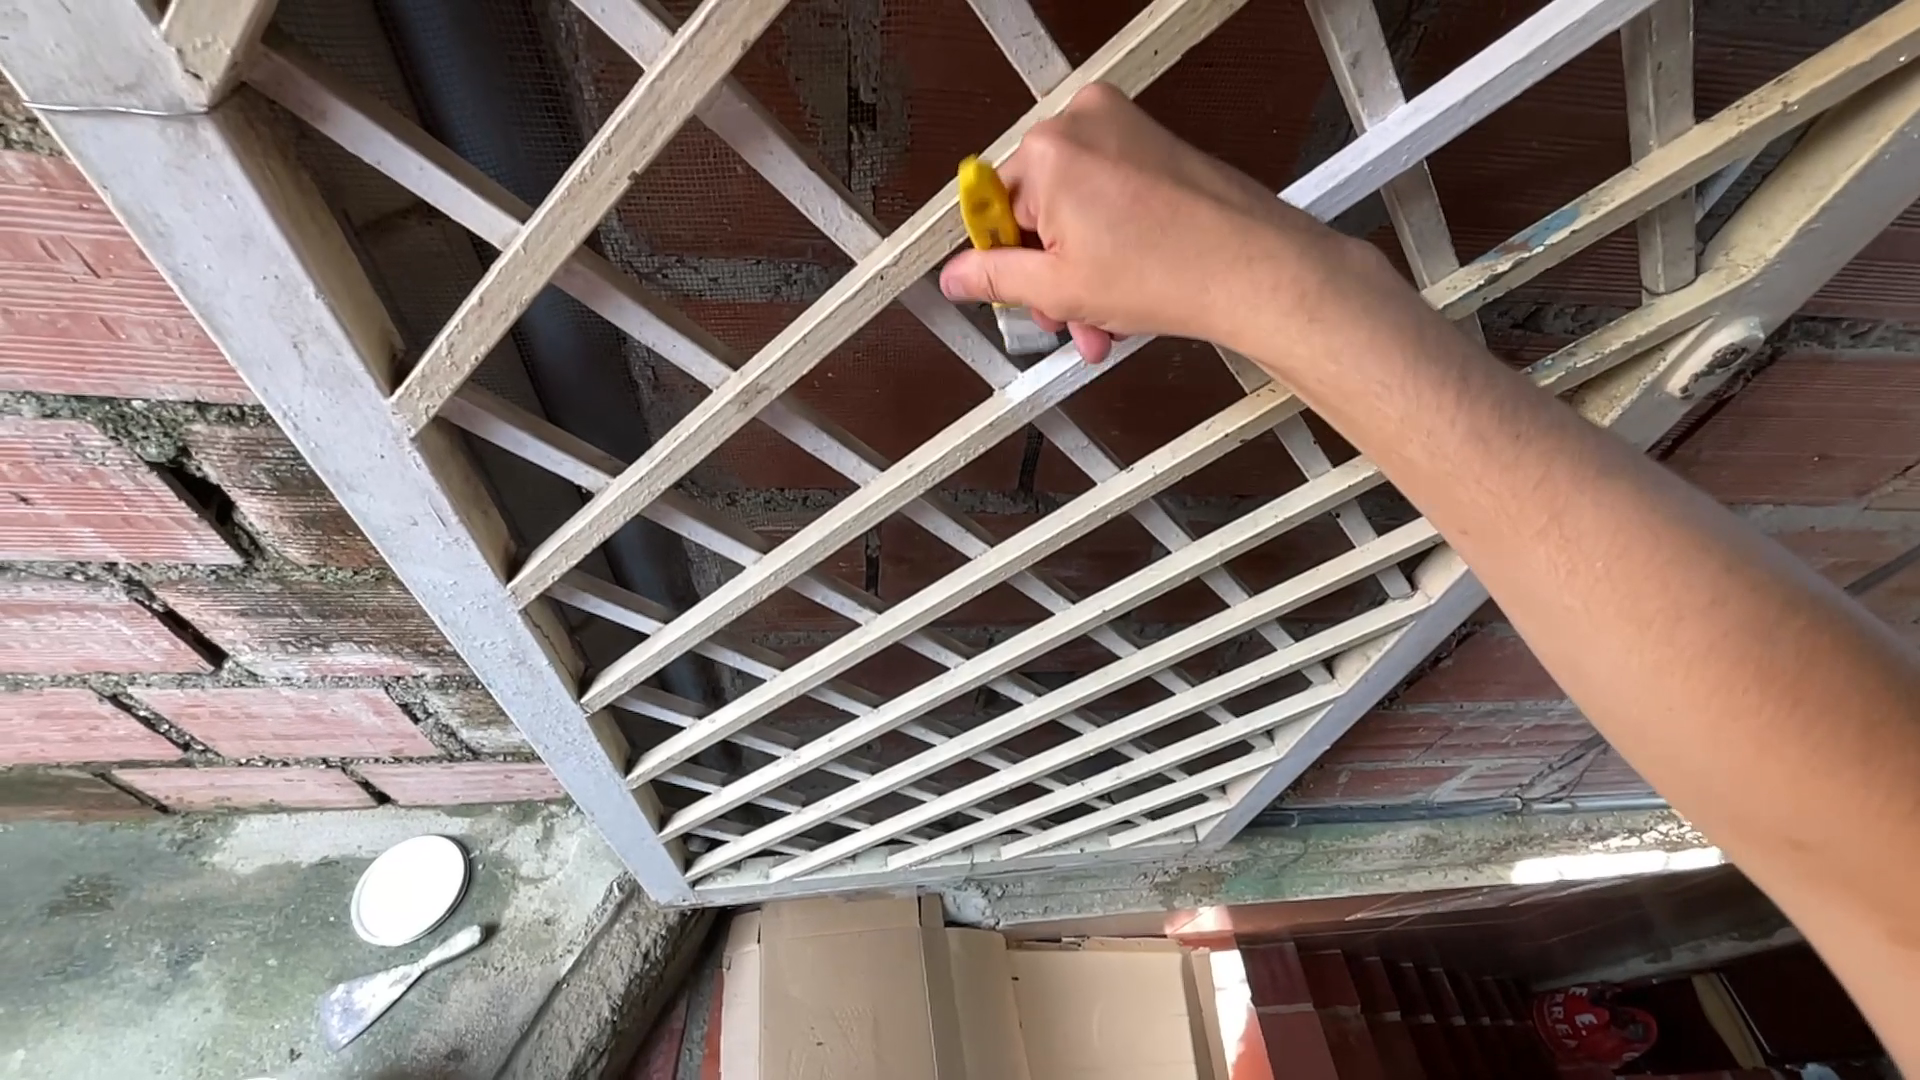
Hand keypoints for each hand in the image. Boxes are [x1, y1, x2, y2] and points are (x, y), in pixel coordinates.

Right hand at [939, 82, 1354, 362]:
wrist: (1254, 269)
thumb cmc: (1171, 270)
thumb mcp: (1058, 290)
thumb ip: (994, 279)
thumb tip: (957, 276)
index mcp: (1047, 152)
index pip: (991, 210)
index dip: (1003, 264)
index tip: (1013, 293)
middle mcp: (1082, 124)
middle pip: (1035, 214)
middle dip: (1051, 278)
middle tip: (1068, 319)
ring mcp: (1122, 129)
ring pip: (1073, 215)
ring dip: (1081, 276)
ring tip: (1104, 321)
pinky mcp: (1151, 145)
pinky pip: (1106, 200)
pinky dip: (1108, 248)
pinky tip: (1123, 294)